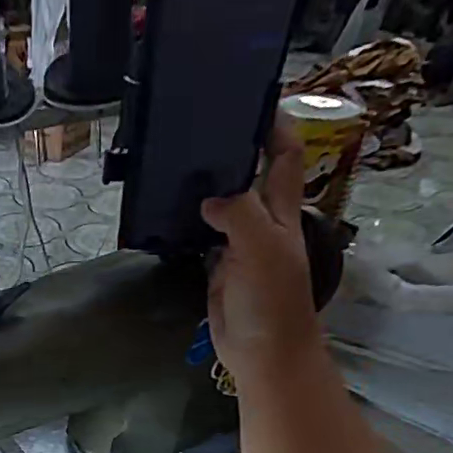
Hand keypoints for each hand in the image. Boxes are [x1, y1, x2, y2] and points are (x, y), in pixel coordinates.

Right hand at [199, 118, 320, 381]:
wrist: (263, 356)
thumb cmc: (273, 302)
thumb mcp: (263, 249)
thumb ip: (239, 214)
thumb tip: (209, 198)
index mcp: (281, 210)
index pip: (284, 155)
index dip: (274, 125)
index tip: (250, 97)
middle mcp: (260, 221)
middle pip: (248, 174)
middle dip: (231, 148)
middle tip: (197, 124)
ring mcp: (237, 246)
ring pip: (221, 204)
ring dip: (204, 185)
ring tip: (175, 160)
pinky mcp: (217, 270)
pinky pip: (201, 237)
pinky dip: (187, 222)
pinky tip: (168, 208)